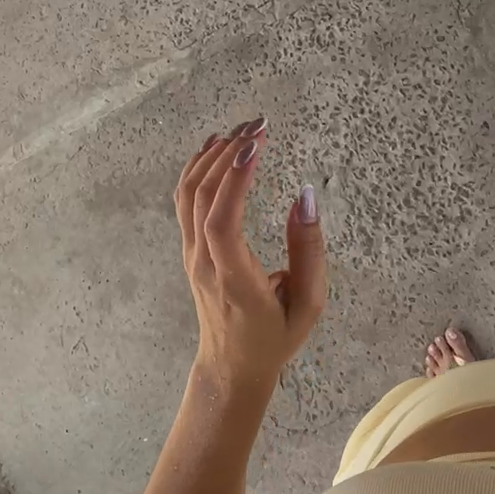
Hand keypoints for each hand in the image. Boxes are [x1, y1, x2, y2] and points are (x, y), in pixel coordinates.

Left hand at [173, 119, 326, 395]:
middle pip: (202, 197)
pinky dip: (197, 167)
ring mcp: (191, 254)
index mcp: (235, 280)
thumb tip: (306, 197)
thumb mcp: (309, 305)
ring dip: (212, 155)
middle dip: (229, 153)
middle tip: (259, 126)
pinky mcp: (189, 248)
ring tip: (240, 130)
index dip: (234, 182)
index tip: (255, 146)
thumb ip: (309, 253)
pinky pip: (184, 200)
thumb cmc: (275, 338)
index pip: (222, 223)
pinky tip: (214, 147)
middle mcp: (205, 262)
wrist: (231, 367)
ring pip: (188, 194)